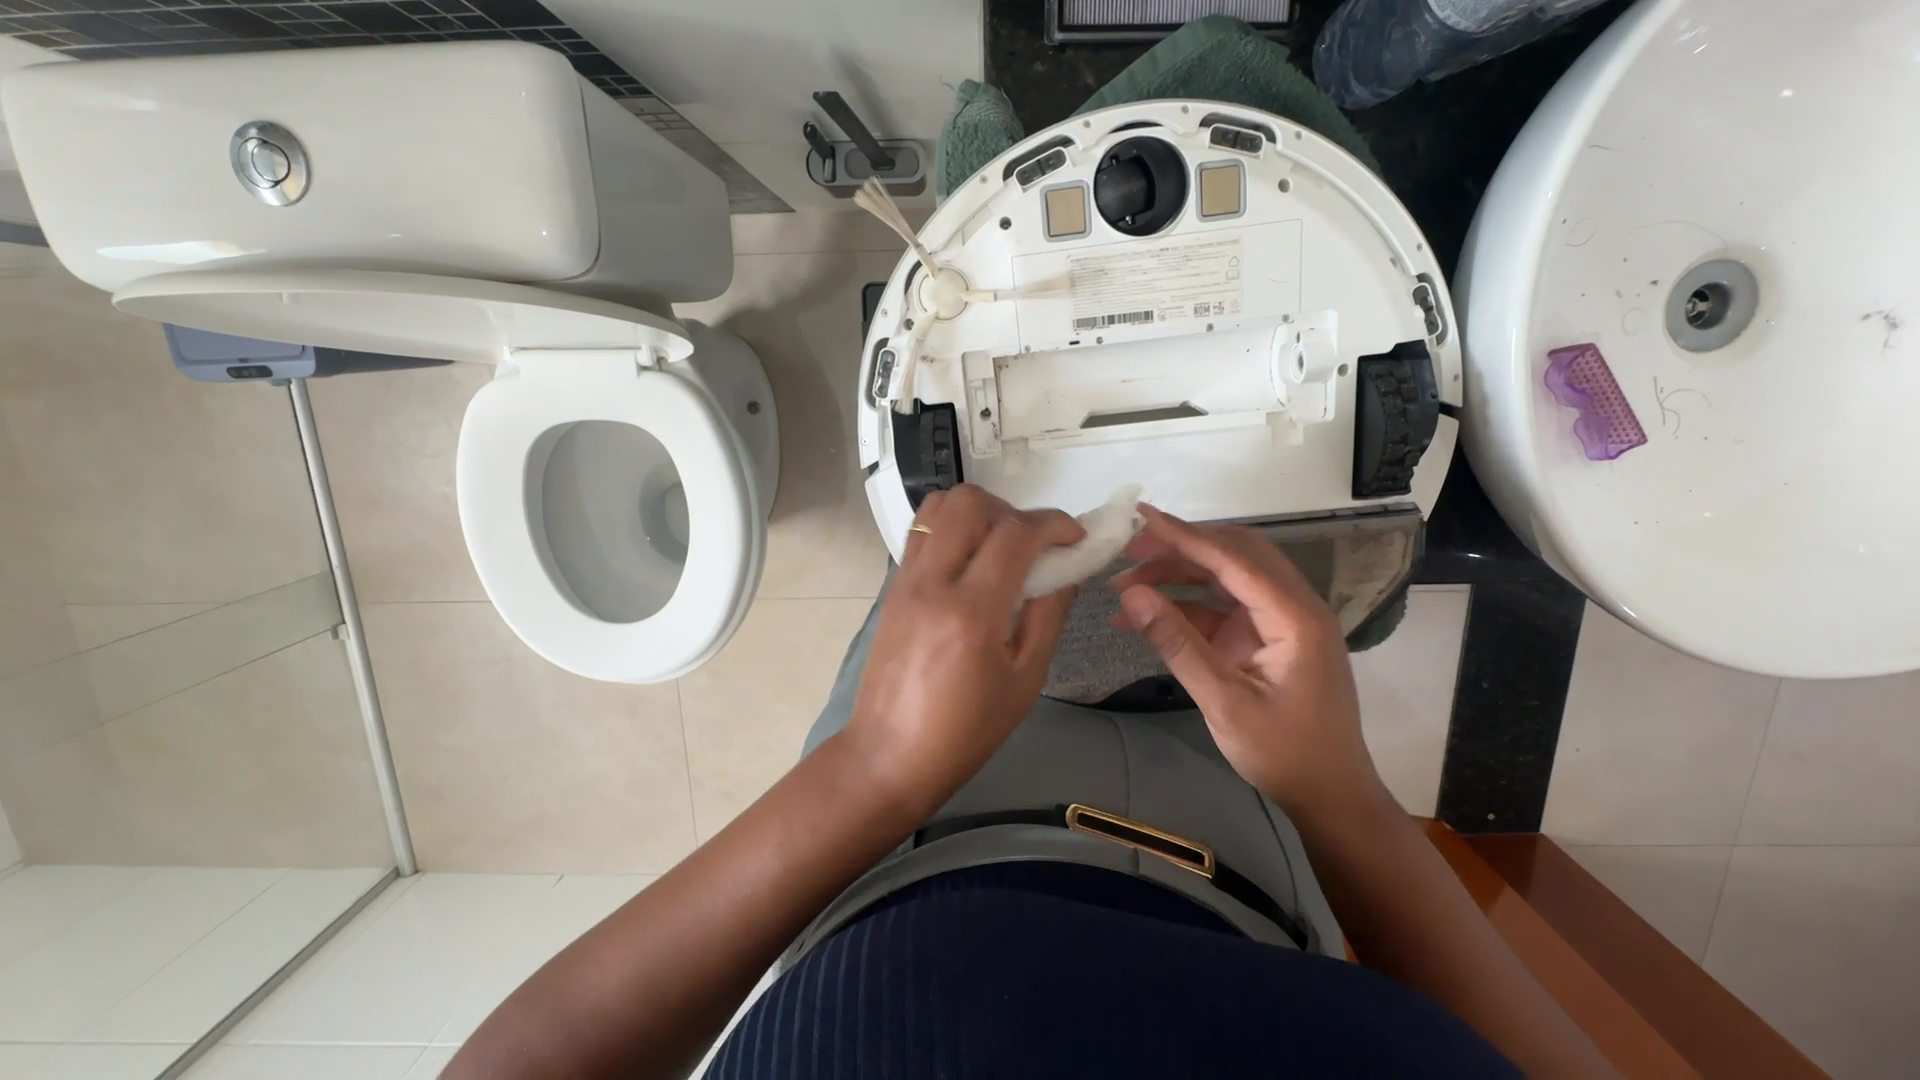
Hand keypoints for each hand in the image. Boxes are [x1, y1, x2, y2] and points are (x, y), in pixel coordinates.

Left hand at [842, 484, 1083, 815]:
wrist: (889, 756)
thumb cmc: (965, 731)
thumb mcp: (1024, 680)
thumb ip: (1048, 616)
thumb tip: (1066, 571)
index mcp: (972, 612)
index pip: (1015, 534)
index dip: (1055, 524)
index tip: (1076, 537)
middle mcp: (932, 583)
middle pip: (969, 502)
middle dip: (1012, 510)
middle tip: (1032, 545)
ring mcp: (905, 581)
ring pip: (938, 507)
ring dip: (977, 514)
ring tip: (999, 550)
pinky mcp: (891, 588)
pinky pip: (921, 533)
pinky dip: (951, 530)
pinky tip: (970, 565)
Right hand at [1110, 505, 1379, 815]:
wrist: (1329, 793)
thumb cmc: (1284, 752)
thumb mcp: (1223, 701)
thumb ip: (1177, 644)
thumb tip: (1130, 596)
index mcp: (1295, 616)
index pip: (1233, 559)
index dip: (1184, 536)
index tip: (1139, 517)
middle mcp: (1292, 606)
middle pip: (1232, 555)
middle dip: (1178, 548)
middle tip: (1127, 552)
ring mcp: (1280, 620)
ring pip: (1225, 577)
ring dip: (1178, 575)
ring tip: (1125, 585)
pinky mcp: (1267, 637)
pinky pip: (1222, 607)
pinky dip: (1185, 607)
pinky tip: (1144, 617)